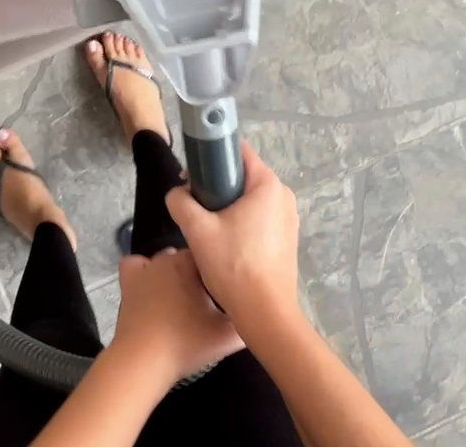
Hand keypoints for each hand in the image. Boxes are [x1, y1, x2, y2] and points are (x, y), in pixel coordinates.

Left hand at [110, 249, 242, 383]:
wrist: (144, 360)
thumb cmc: (186, 343)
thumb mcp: (227, 336)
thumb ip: (247, 321)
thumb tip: (258, 312)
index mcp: (189, 263)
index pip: (210, 255)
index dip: (219, 271)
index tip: (225, 290)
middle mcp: (166, 258)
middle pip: (188, 258)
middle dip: (198, 273)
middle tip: (207, 299)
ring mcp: (144, 268)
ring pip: (164, 260)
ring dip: (174, 273)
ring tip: (182, 297)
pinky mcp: (127, 281)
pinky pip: (135, 264)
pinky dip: (143, 270)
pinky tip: (151, 284)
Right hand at [165, 142, 300, 330]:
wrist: (265, 315)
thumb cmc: (234, 266)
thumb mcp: (197, 229)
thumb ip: (180, 201)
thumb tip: (176, 194)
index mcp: (268, 185)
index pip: (238, 151)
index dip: (212, 157)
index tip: (192, 176)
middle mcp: (283, 196)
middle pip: (243, 175)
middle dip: (217, 184)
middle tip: (194, 204)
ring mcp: (288, 219)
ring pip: (250, 198)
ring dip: (227, 205)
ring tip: (207, 227)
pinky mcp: (287, 239)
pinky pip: (259, 217)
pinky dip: (241, 222)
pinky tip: (225, 243)